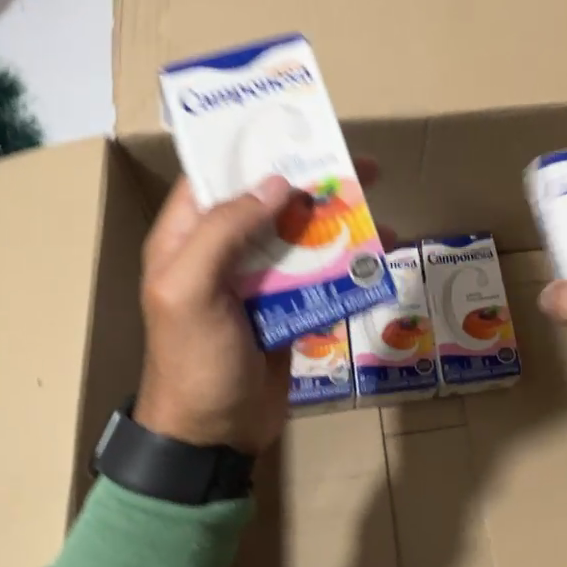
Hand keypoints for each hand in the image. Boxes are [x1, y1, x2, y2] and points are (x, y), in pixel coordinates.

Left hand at [133, 162, 384, 454]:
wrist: (213, 436)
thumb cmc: (193, 360)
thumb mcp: (190, 290)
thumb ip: (224, 231)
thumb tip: (278, 184)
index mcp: (186, 238)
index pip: (216, 175)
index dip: (254, 149)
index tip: (299, 129)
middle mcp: (222, 251)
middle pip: (270, 200)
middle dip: (313, 181)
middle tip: (362, 165)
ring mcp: (257, 280)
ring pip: (301, 235)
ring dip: (338, 222)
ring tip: (379, 210)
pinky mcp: (286, 307)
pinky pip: (319, 274)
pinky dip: (347, 263)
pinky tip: (378, 256)